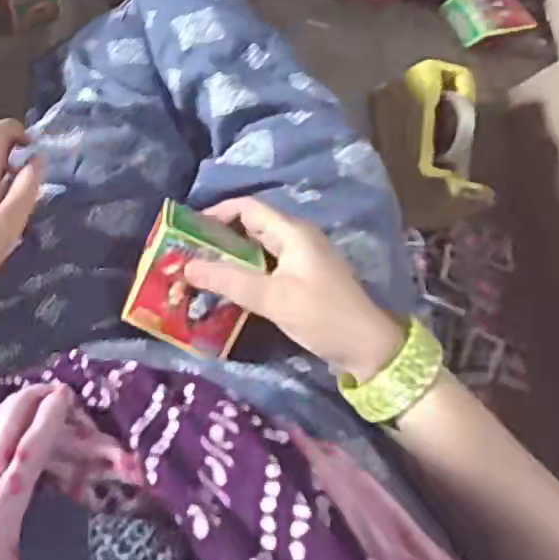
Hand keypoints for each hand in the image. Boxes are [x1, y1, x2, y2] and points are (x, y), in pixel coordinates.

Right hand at [184, 196, 406, 379]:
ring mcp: (301, 258)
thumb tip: (186, 266)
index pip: (246, 207)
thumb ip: (229, 280)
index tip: (190, 231)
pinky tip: (228, 287)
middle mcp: (296, 237)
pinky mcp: (302, 278)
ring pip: (256, 246)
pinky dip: (244, 270)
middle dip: (218, 236)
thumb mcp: (273, 298)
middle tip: (189, 253)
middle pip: (250, 224)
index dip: (216, 213)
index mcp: (292, 231)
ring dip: (230, 255)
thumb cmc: (324, 316)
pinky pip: (265, 264)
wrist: (372, 352)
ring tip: (202, 270)